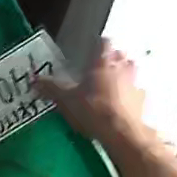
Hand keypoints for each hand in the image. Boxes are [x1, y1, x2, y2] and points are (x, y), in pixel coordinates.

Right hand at [40, 40, 158, 151]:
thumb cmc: (92, 110)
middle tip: (101, 68)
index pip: (104, 42)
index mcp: (103, 62)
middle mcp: (122, 68)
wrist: (121, 133)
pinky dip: (131, 96)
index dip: (98, 45)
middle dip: (113, 59)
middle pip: (121, 55)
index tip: (91, 51)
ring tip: (113, 85)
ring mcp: (135, 84)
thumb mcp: (66, 100)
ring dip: (124, 75)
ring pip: (132, 72)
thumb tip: (34, 79)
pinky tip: (123, 105)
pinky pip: (138, 94)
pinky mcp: (142, 102)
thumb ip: (51, 88)